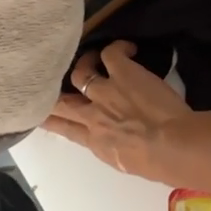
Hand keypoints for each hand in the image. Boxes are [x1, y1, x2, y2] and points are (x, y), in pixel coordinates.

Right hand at [45, 41, 189, 181]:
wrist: (170, 146)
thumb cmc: (155, 162)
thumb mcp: (122, 161)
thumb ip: (111, 145)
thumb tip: (112, 137)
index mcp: (93, 141)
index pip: (63, 127)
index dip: (50, 118)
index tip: (41, 110)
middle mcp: (92, 116)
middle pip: (60, 102)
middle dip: (53, 91)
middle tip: (51, 78)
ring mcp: (105, 92)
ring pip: (80, 74)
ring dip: (86, 64)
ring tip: (94, 58)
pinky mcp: (123, 73)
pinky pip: (110, 53)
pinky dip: (117, 48)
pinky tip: (128, 49)